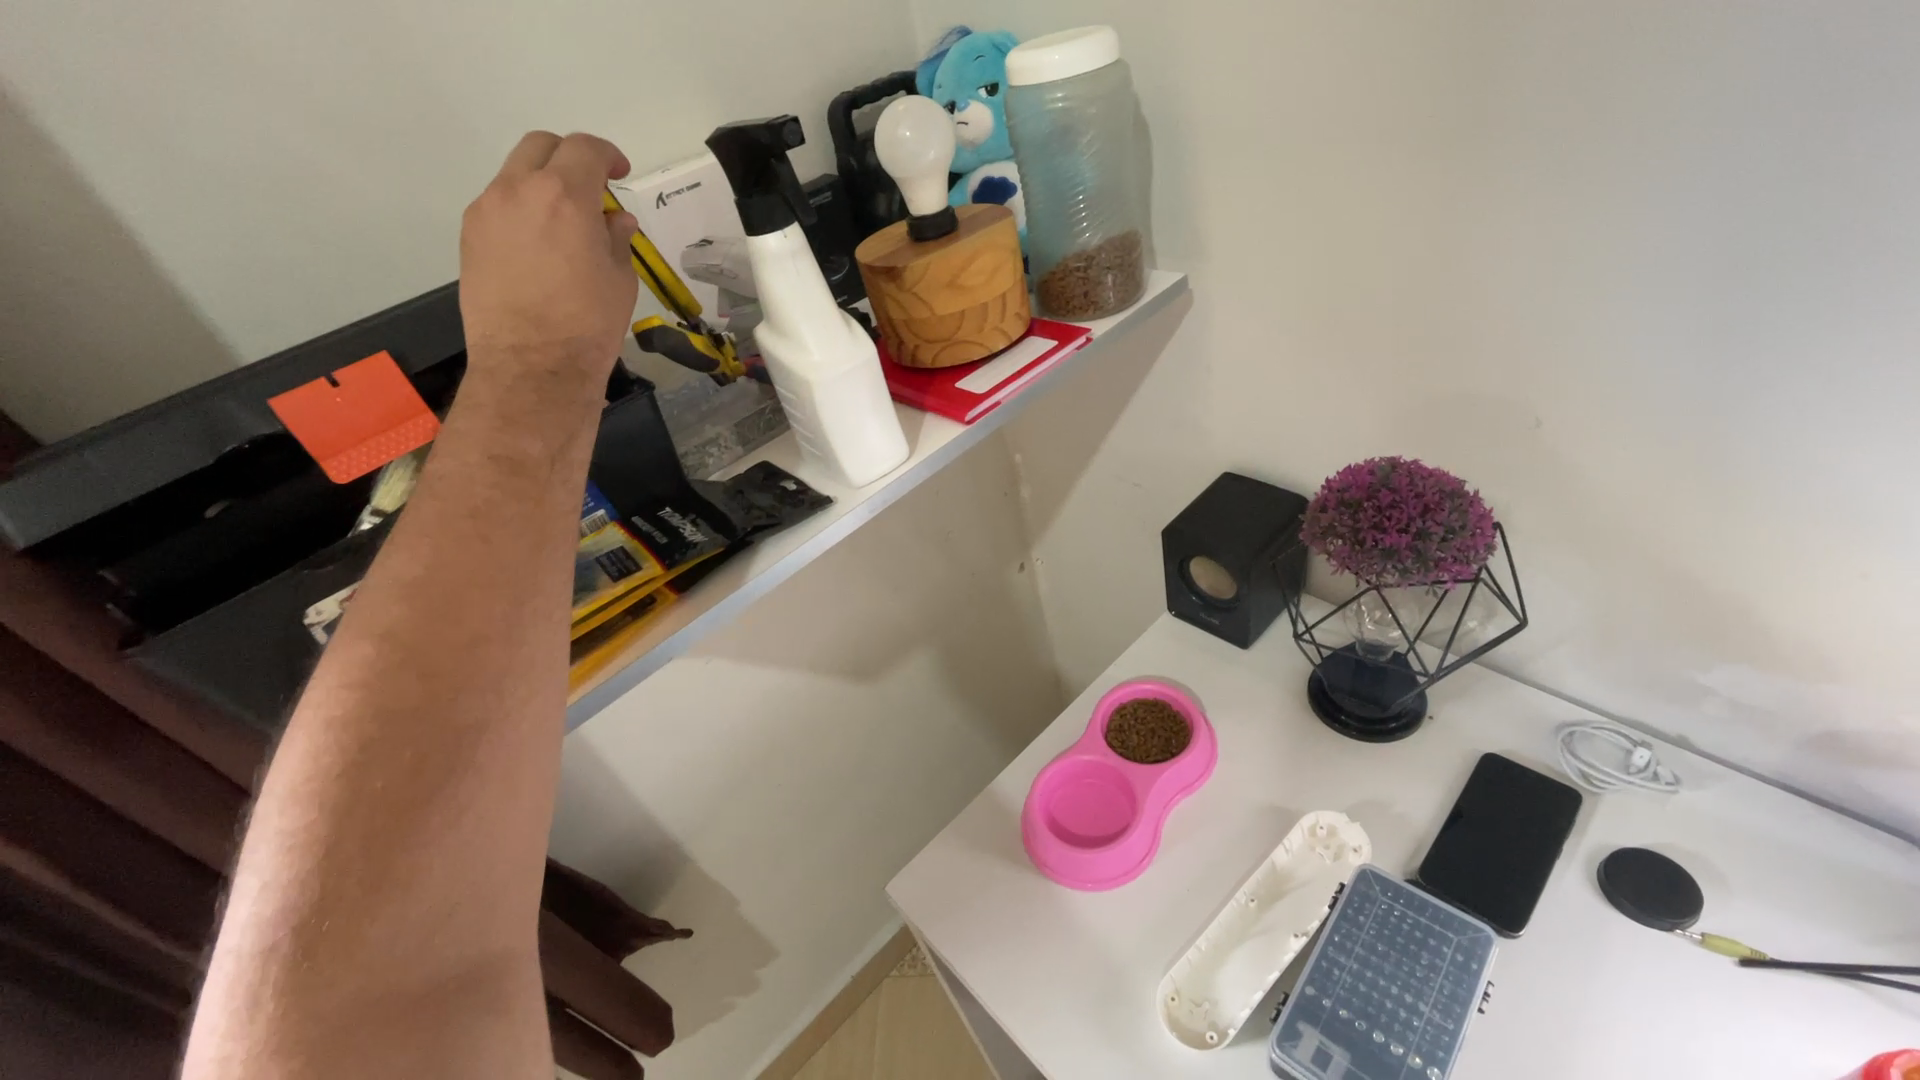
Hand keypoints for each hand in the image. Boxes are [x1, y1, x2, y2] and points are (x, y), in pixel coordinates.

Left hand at [458, 132, 638, 387]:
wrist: (533, 366)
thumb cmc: (589, 325)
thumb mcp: (619, 279)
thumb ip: (615, 239)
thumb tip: (612, 221)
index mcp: (564, 196)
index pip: (584, 149)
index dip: (606, 155)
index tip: (619, 174)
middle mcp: (518, 191)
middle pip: (541, 147)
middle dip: (569, 158)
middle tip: (591, 189)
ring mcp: (487, 212)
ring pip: (515, 176)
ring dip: (543, 186)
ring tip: (565, 225)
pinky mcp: (470, 238)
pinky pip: (499, 207)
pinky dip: (523, 211)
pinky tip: (540, 248)